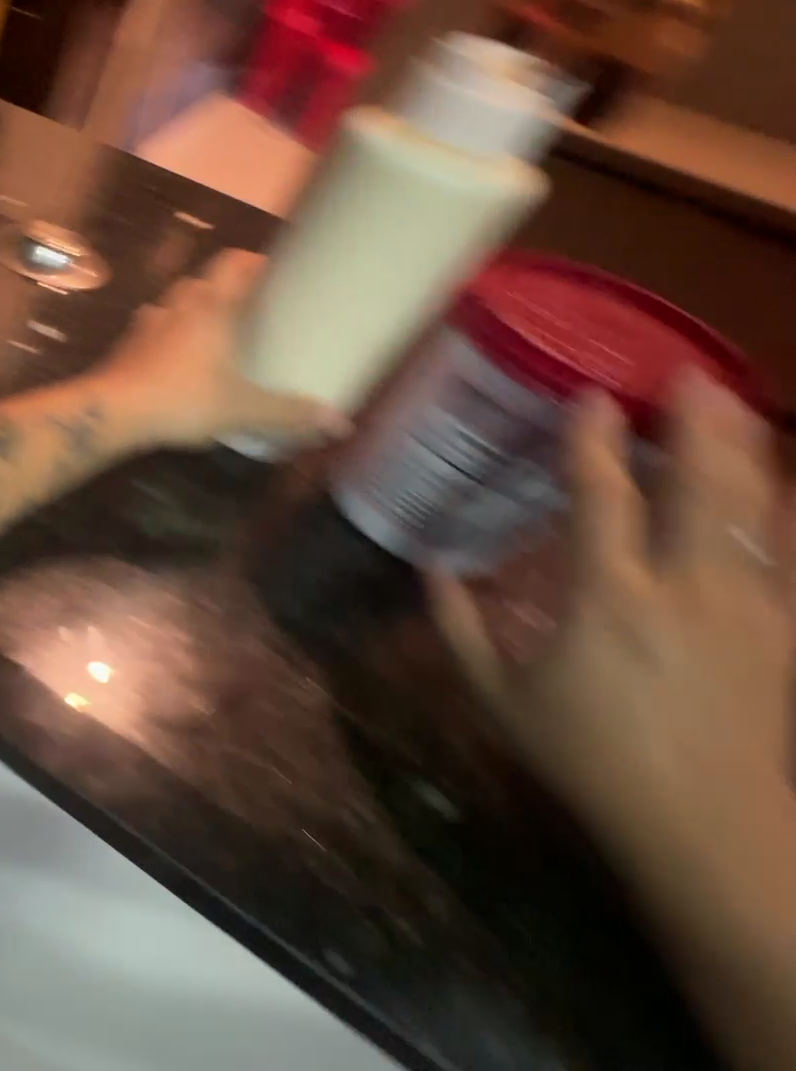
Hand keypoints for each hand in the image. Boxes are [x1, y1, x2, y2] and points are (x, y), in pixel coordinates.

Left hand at [86, 248, 350, 449]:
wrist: (111, 412)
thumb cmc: (181, 400)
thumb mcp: (241, 409)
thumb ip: (287, 413)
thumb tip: (340, 423)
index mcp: (210, 305)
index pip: (232, 262)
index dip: (252, 262)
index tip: (269, 274)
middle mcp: (175, 306)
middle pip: (200, 281)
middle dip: (221, 291)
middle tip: (244, 311)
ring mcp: (143, 326)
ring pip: (170, 307)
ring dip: (187, 315)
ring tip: (208, 338)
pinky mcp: (121, 349)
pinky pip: (147, 335)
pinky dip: (161, 342)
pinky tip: (170, 365)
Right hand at [428, 374, 795, 861]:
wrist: (703, 819)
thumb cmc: (581, 753)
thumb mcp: (494, 692)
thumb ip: (459, 624)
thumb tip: (430, 566)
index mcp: (608, 602)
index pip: (603, 501)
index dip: (594, 445)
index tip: (589, 399)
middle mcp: (687, 590)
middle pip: (703, 486)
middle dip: (697, 423)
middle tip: (685, 373)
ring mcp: (749, 605)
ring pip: (752, 508)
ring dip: (741, 449)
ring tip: (730, 403)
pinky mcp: (781, 627)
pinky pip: (774, 545)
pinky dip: (764, 503)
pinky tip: (755, 483)